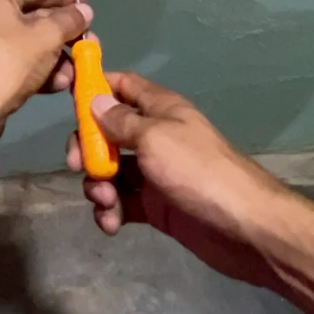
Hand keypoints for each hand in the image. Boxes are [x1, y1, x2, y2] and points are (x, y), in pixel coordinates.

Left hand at [0, 0, 92, 134]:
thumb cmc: (8, 63)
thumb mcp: (46, 37)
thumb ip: (69, 20)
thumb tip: (84, 10)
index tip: (86, 3)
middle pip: (31, 17)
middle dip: (62, 35)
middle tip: (87, 44)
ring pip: (23, 43)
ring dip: (53, 57)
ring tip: (74, 73)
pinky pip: (11, 61)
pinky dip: (34, 70)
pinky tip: (56, 85)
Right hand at [67, 72, 292, 287]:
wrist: (245, 228)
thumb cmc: (198, 170)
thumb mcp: (154, 137)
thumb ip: (120, 120)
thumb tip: (95, 98)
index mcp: (159, 109)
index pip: (122, 85)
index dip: (95, 87)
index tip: (68, 100)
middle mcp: (154, 136)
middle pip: (106, 132)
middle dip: (87, 148)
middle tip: (79, 166)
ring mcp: (155, 173)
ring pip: (111, 170)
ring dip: (98, 186)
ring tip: (105, 204)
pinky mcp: (156, 207)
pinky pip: (122, 203)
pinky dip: (111, 211)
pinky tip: (111, 224)